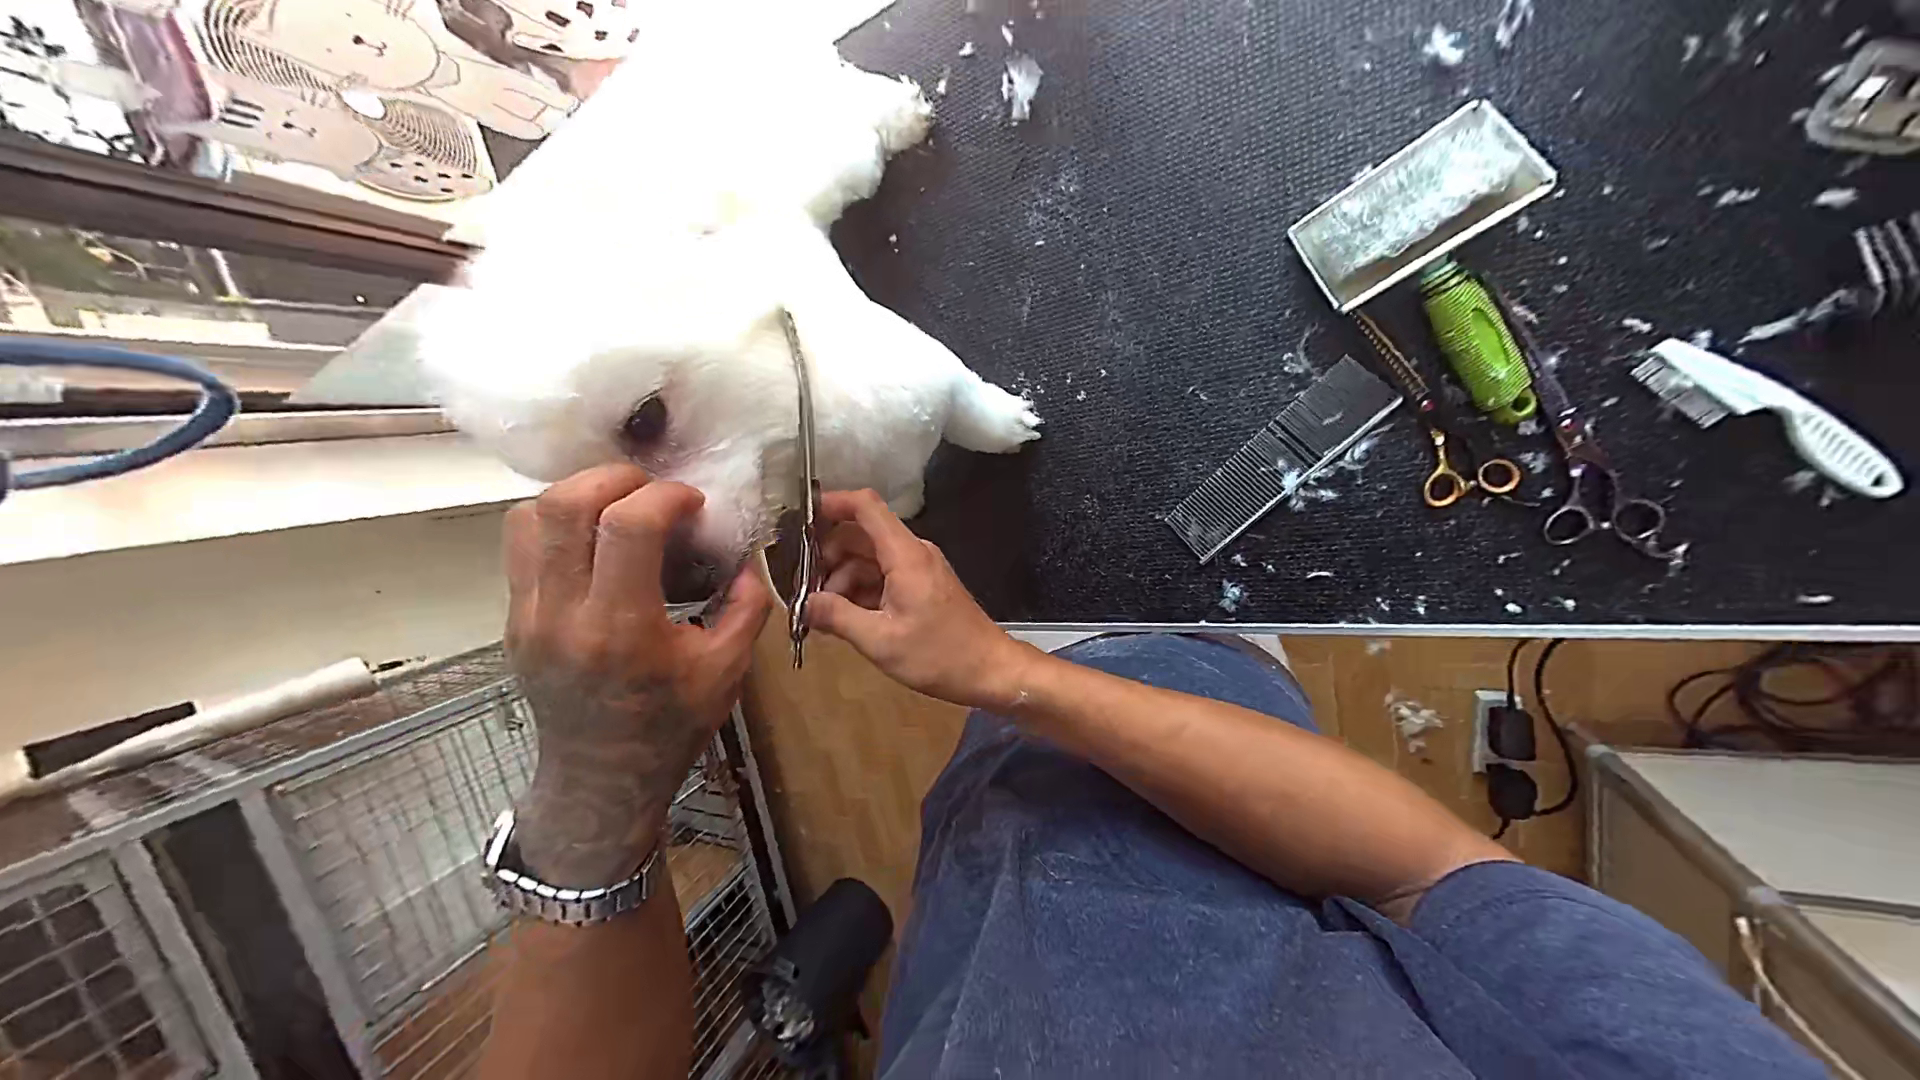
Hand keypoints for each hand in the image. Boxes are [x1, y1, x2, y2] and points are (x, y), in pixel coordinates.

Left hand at [504, 465, 771, 887]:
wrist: (602, 777)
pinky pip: (523, 544)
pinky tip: (597, 536)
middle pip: (565, 505)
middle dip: (616, 478)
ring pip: (530, 516)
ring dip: (581, 494)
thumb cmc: (670, 726)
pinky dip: (560, 520)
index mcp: (622, 628)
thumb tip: (747, 557)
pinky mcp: (514, 618)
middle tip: (653, 490)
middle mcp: (563, 614)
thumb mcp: (727, 669)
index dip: (666, 495)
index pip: (627, 526)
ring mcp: (528, 615)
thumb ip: (747, 606)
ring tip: (622, 506)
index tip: (693, 503)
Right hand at [804, 489, 1040, 708]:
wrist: (990, 670)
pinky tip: (844, 618)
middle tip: (803, 589)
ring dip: (841, 579)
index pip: (865, 506)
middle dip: (827, 557)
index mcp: (904, 554)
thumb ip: (837, 617)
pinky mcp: (920, 586)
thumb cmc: (939, 655)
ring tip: (822, 613)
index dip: (831, 504)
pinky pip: (881, 576)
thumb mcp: (881, 641)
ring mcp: (917, 569)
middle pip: (860, 535)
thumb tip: (801, 604)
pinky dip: (859, 591)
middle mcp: (912, 552)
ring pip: (868, 558)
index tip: (798, 520)